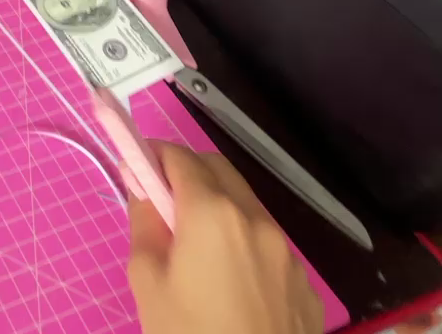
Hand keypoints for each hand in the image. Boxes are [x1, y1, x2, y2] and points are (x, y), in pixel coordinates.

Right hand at [128, 141, 323, 333]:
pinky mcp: (305, 286)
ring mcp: (287, 254)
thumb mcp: (146, 278)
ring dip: (216, 202)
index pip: (178, 157)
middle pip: (217, 169)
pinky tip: (228, 279)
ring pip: (245, 203)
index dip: (152, 156)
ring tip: (194, 246)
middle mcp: (255, 220)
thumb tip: (141, 183)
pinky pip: (266, 240)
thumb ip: (144, 219)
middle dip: (186, 171)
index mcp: (212, 212)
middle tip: (160, 201)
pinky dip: (242, 237)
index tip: (136, 171)